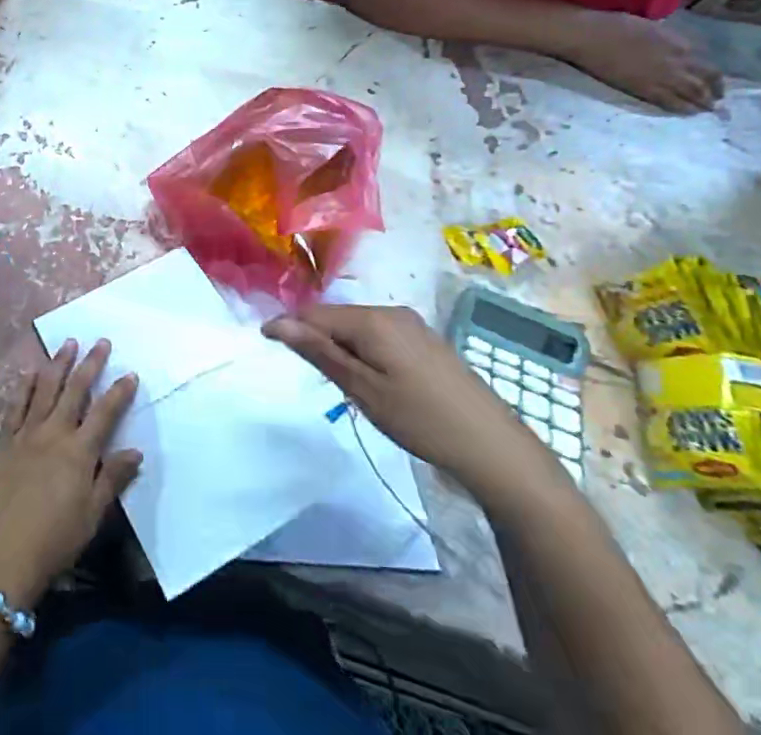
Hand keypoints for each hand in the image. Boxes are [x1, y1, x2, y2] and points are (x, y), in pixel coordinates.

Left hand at [0, 340, 140, 609]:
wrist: (6, 552)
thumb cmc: (57, 537)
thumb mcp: (94, 513)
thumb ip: (112, 477)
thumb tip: (135, 451)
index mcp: (79, 451)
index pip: (104, 413)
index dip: (119, 392)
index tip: (130, 374)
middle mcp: (53, 434)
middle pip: (74, 391)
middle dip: (89, 364)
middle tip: (100, 342)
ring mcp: (26, 434)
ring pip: (44, 390)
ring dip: (57, 365)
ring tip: (67, 344)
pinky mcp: (4, 442)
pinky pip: (15, 406)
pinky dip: (24, 387)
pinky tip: (29, 373)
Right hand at [263, 305, 561, 505]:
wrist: (493, 447)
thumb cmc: (420, 419)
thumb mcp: (361, 388)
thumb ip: (318, 352)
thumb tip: (276, 324)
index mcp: (373, 320)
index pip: (313, 314)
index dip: (287, 328)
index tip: (266, 347)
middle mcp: (392, 312)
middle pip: (335, 317)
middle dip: (314, 338)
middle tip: (308, 374)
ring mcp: (412, 325)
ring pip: (355, 327)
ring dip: (337, 346)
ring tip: (337, 381)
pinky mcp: (424, 341)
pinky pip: (377, 335)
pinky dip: (361, 351)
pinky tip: (367, 378)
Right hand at [563, 11, 723, 113]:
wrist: (591, 37)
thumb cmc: (616, 26)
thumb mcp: (653, 28)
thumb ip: (667, 42)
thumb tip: (672, 50)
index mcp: (681, 44)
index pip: (705, 62)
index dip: (711, 74)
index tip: (713, 80)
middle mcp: (679, 62)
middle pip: (705, 80)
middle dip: (713, 91)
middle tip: (715, 100)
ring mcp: (662, 77)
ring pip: (692, 92)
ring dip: (702, 102)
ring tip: (705, 109)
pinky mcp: (643, 89)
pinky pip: (669, 101)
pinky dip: (681, 107)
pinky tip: (687, 112)